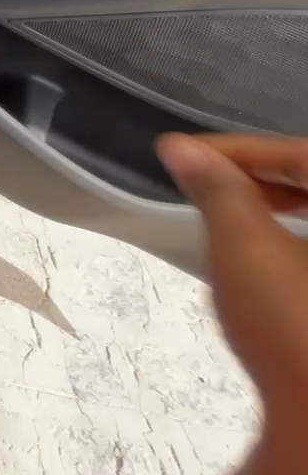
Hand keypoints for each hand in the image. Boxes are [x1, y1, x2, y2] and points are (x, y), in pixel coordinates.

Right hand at [157, 134, 307, 474]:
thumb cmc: (294, 327)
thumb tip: (179, 147)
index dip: (248, 148)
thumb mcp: (244, 249)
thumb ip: (218, 190)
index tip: (184, 151)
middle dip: (273, 170)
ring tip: (239, 202)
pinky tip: (283, 241)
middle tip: (206, 173)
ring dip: (295, 199)